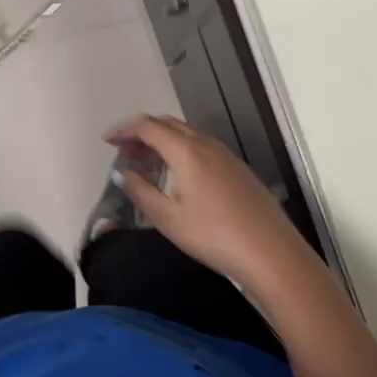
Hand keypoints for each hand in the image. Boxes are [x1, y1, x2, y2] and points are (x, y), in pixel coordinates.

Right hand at [105, 114, 313, 292]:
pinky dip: (181, 150)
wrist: (270, 251)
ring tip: (146, 164)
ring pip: (186, 133)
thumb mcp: (168, 218)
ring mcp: (225, 153)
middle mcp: (206, 143)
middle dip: (142, 133)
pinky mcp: (237, 167)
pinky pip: (201, 145)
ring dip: (162, 141)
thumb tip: (123, 172)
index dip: (124, 130)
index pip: (148, 127)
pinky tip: (177, 174)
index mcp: (185, 150)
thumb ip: (141, 191)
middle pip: (168, 124)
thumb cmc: (213, 235)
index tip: (107, 141)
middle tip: (124, 152)